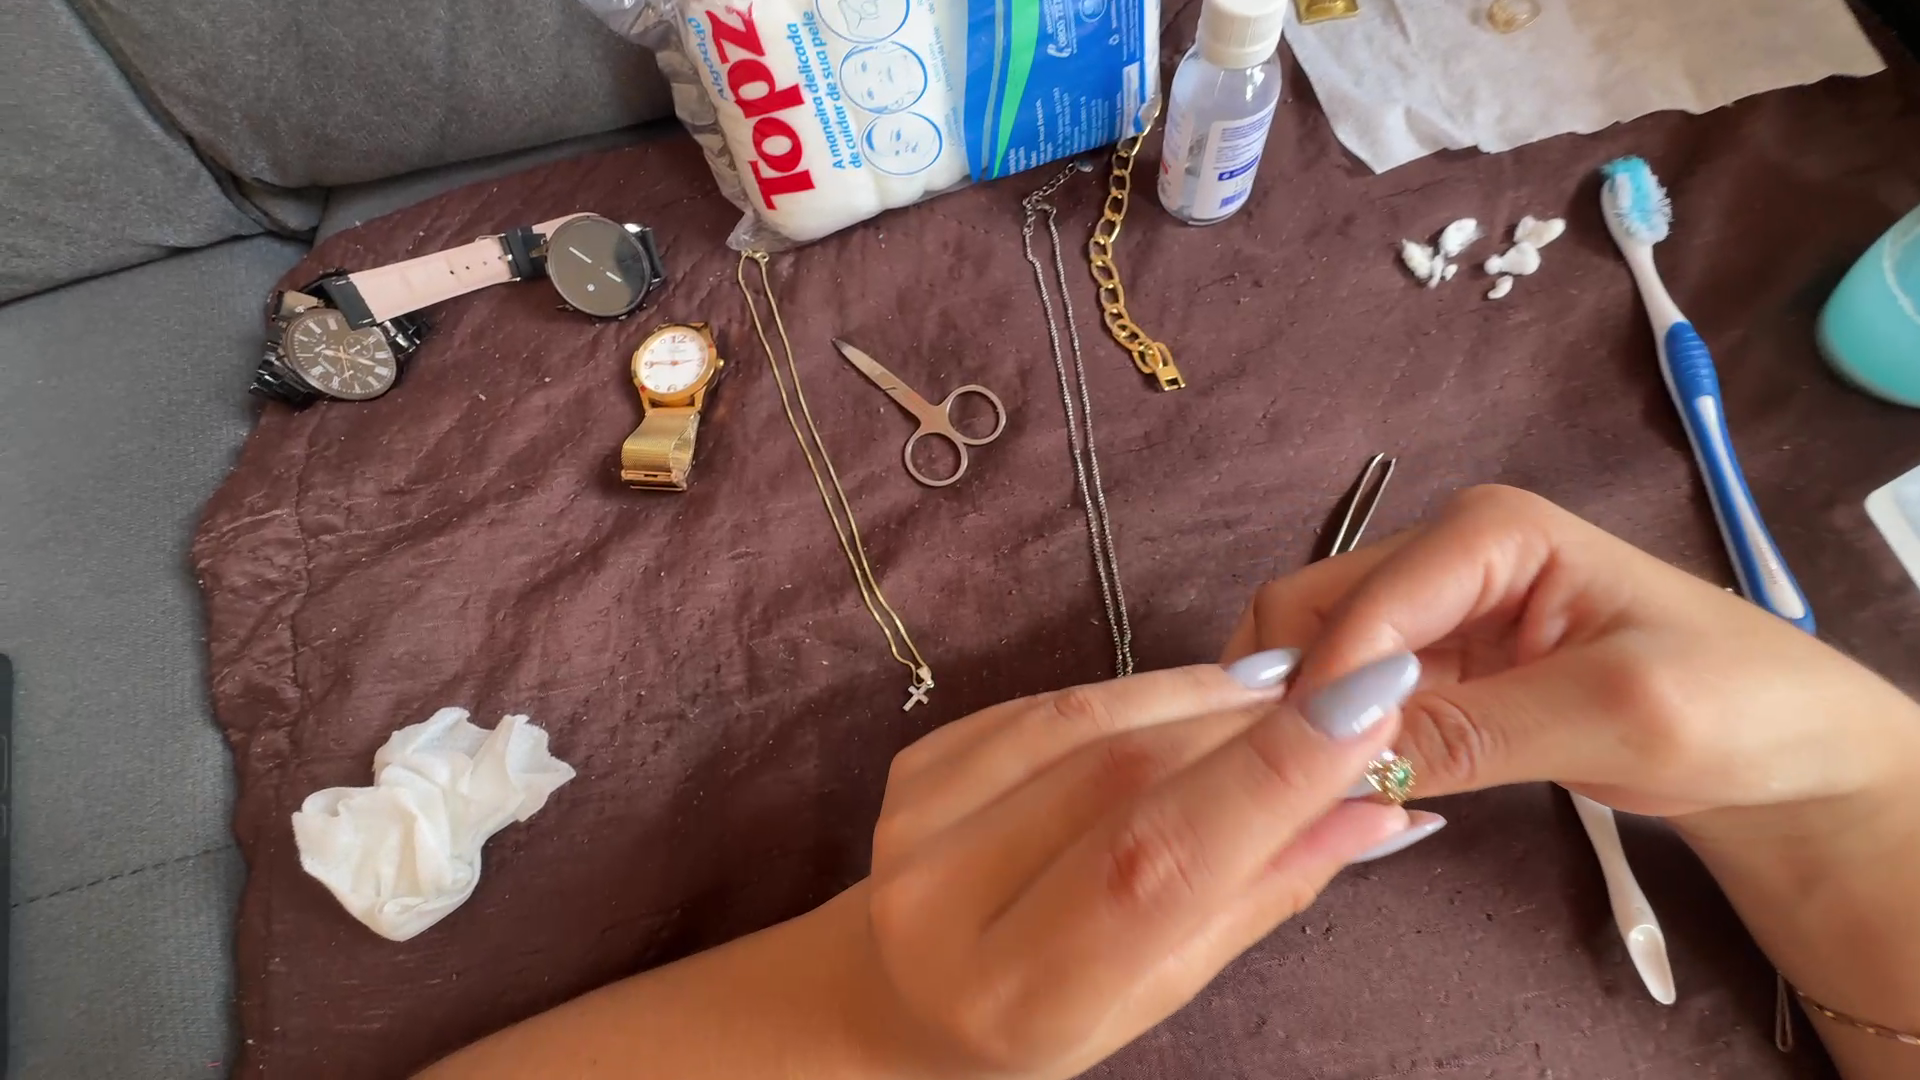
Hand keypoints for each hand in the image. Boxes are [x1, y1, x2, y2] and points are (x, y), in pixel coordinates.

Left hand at [839, 658, 1433, 1079]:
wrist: (899, 986)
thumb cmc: (1039, 1017)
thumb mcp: (1153, 991)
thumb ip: (1252, 895)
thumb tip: (1375, 811)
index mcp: (1013, 987)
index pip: (1153, 862)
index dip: (1263, 779)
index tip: (1366, 706)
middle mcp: (943, 888)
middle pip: (1120, 772)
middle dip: (1243, 725)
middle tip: (1338, 694)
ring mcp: (917, 811)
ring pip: (1082, 716)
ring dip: (1193, 691)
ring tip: (1273, 685)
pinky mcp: (917, 755)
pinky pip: (1045, 701)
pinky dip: (1131, 689)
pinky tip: (1186, 692)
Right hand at [1221, 485, 1919, 827]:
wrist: (1790, 750)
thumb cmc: (1740, 708)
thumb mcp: (1617, 719)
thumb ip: (1470, 731)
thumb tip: (1337, 753)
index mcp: (1484, 532)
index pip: (1363, 599)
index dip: (1325, 680)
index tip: (1301, 764)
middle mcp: (1434, 554)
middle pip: (1309, 610)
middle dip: (1286, 689)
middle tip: (1277, 775)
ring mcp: (1422, 606)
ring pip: (1310, 649)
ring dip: (1295, 712)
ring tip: (1296, 782)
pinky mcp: (1420, 656)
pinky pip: (1342, 686)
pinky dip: (1323, 729)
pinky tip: (1325, 773)